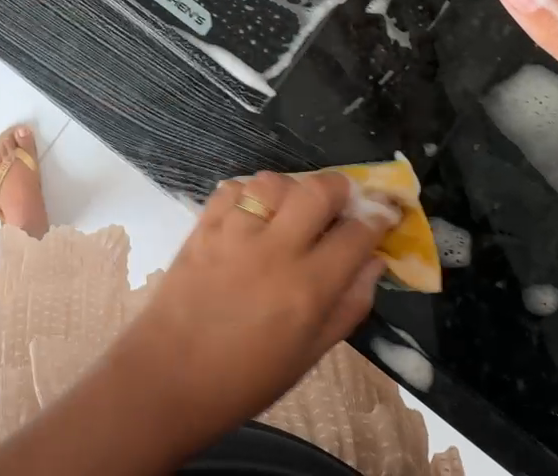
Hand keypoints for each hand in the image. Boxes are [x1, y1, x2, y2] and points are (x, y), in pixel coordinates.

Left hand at [111, 171, 392, 442]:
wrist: (171, 375)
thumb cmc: (248, 376)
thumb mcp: (311, 353)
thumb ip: (348, 304)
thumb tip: (374, 262)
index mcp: (308, 288)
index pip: (356, 234)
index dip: (379, 218)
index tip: (385, 212)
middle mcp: (274, 251)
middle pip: (318, 190)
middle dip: (340, 189)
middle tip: (342, 202)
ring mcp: (234, 233)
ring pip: (274, 180)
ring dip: (292, 188)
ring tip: (293, 208)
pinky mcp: (202, 225)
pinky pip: (233, 187)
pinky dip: (249, 191)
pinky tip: (254, 212)